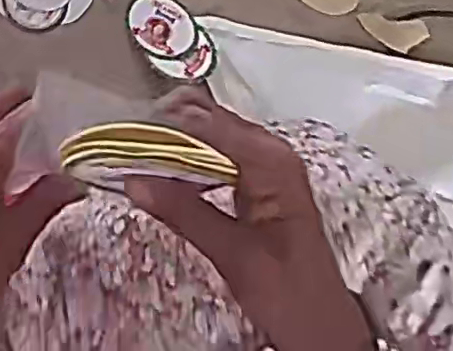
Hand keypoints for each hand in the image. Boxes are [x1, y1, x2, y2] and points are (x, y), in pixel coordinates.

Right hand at [123, 90, 373, 350]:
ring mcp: (265, 162)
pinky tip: (165, 169)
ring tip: (137, 151)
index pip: (210, 124)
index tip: (129, 130)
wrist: (326, 333)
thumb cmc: (290, 295)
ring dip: (175, 142)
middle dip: (168, 128)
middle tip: (127, 141)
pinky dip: (188, 158)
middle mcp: (270, 150)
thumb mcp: (234, 256)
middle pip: (210, 122)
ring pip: (211, 135)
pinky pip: (216, 153)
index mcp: (271, 159)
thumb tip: (133, 180)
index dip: (168, 123)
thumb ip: (184, 213)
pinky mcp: (256, 178)